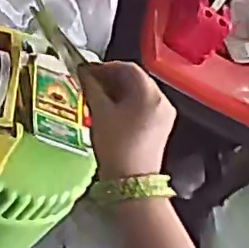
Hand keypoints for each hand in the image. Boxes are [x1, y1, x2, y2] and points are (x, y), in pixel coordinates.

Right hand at [79, 61, 176, 180]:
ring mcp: (164, 114)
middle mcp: (162, 100)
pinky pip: (144, 105)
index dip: (105, 67)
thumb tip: (84, 72)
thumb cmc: (115, 145)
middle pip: (136, 79)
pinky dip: (127, 102)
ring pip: (139, 92)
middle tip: (90, 83)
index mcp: (150, 93)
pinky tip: (111, 110)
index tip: (87, 72)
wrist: (131, 180)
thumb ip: (92, 87)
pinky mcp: (161, 127)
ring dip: (118, 90)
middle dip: (111, 78)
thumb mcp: (99, 112)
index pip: (127, 67)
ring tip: (97, 97)